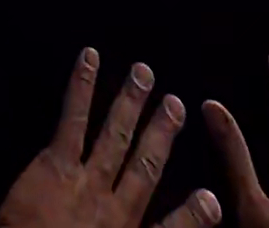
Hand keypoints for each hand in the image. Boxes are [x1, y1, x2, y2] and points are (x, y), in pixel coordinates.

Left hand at [0, 48, 222, 227]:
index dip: (192, 216)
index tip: (213, 198)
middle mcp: (113, 209)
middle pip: (145, 165)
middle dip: (161, 132)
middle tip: (176, 100)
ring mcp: (86, 182)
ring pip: (116, 134)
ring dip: (131, 102)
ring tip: (144, 72)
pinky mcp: (56, 163)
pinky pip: (74, 118)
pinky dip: (83, 85)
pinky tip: (91, 58)